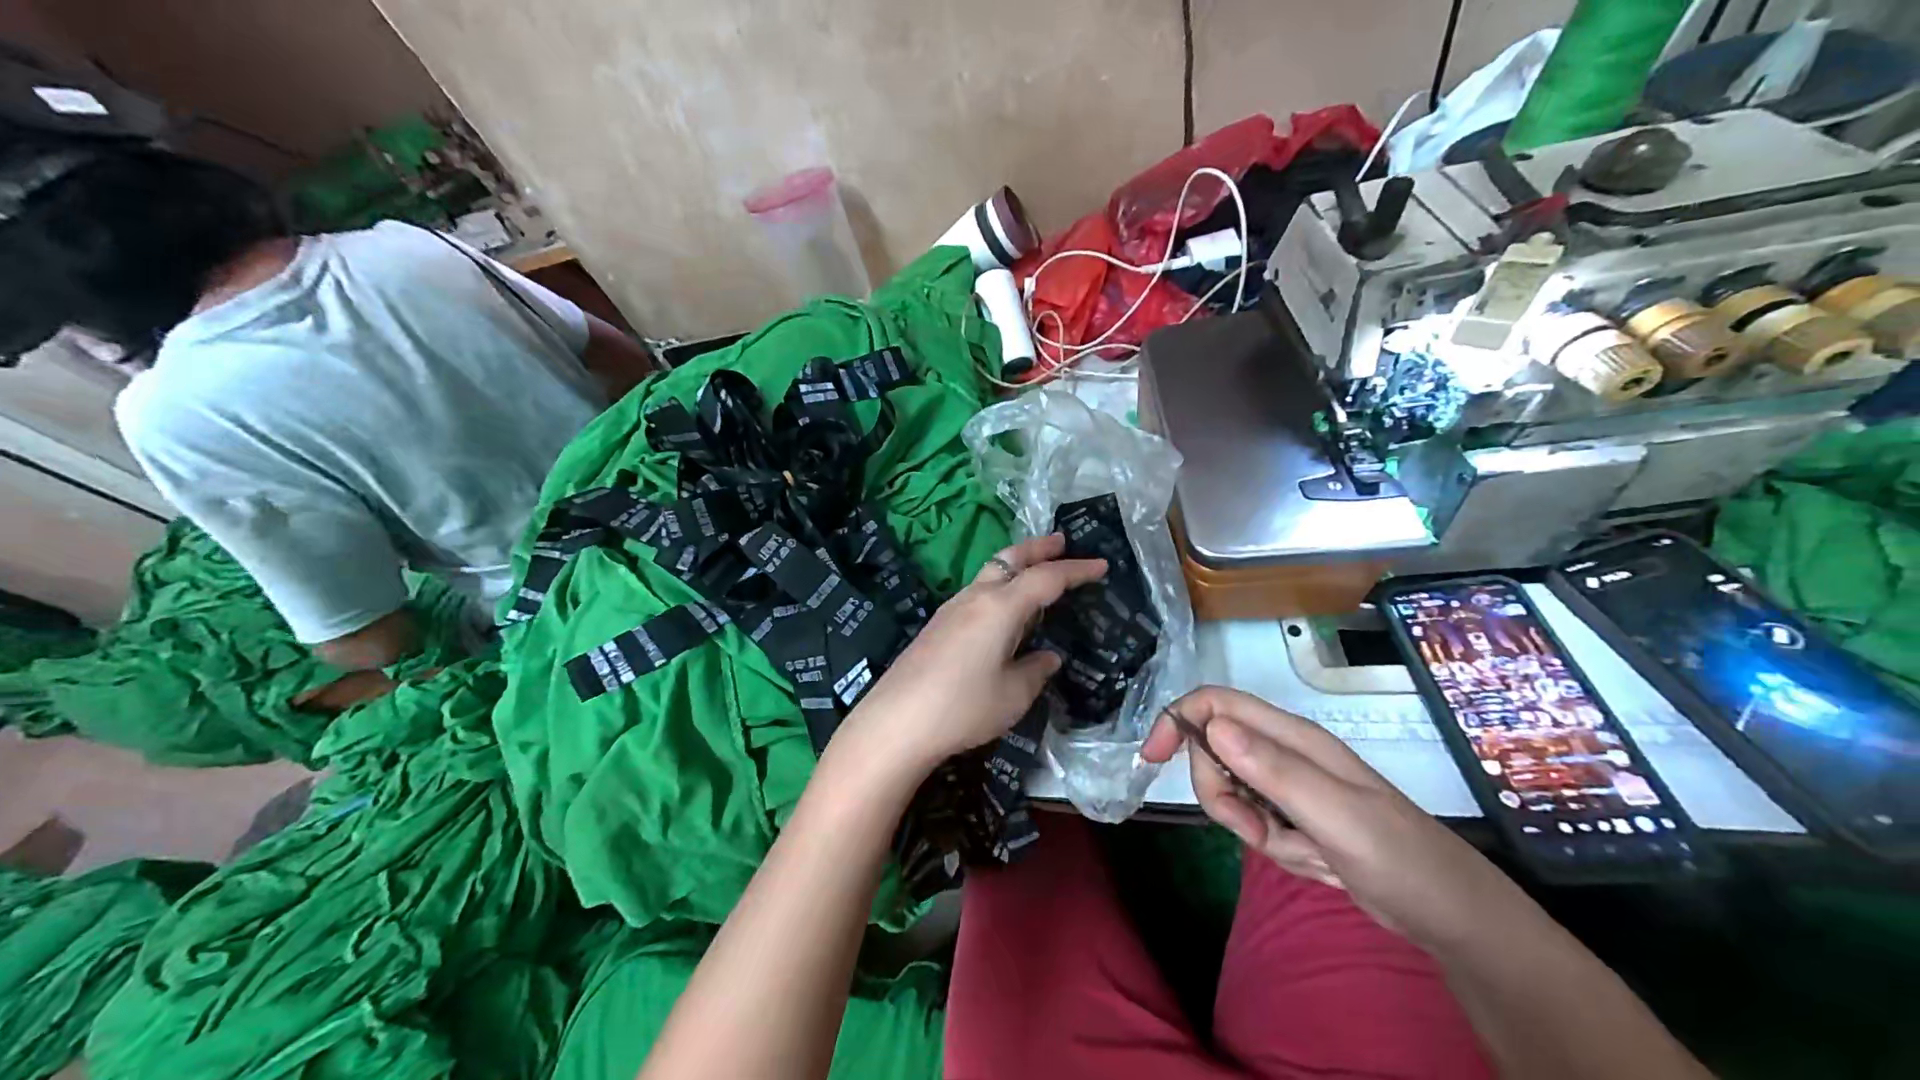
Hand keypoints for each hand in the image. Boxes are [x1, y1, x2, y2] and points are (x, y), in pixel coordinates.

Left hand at [834, 533, 1105, 786]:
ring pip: (990, 573)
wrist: (896, 722)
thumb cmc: (963, 707)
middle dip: (1039, 548)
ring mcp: (951, 609)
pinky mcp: (937, 625)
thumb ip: (1036, 670)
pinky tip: (1004, 612)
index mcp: (1000, 607)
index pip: (1046, 578)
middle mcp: (975, 598)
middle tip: (1063, 541)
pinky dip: (999, 587)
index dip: (1076, 570)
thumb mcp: (1013, 695)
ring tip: (1036, 573)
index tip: (1101, 565)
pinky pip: (976, 592)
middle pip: (1010, 559)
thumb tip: (1047, 657)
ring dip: (1016, 566)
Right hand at [1142, 686, 1522, 949]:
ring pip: (1231, 788)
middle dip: (1218, 790)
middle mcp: (1286, 753)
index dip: (1178, 719)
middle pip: (1213, 749)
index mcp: (1292, 738)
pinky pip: (1254, 821)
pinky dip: (1269, 844)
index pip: (1216, 703)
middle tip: (1252, 827)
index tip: (1153, 758)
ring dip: (1246, 824)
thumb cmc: (1400, 857)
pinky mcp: (1295, 817)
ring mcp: (1290, 786)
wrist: (1451, 916)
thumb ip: (1273, 768)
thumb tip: (1212, 724)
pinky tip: (1309, 860)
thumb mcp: (1335, 814)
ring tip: (1293, 848)